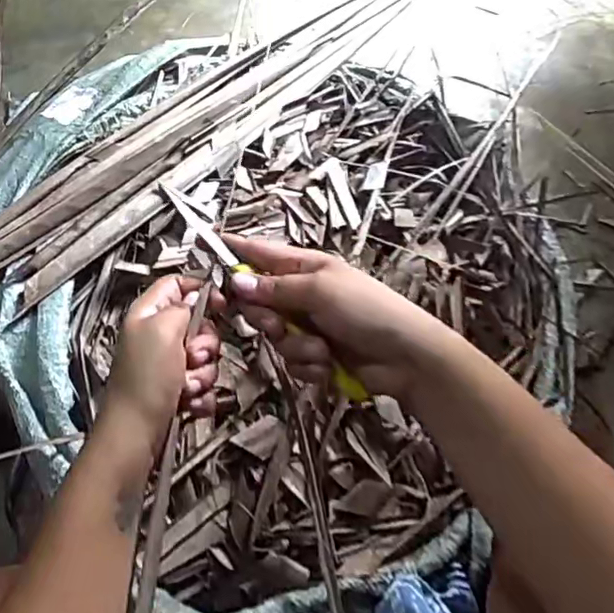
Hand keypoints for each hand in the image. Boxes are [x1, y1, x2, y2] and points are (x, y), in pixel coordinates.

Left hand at [103, 275, 221, 444]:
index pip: (177, 284)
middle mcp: (157, 334)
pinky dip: (200, 395)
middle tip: (192, 357)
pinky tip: (188, 403)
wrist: (137, 433)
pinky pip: (203, 384)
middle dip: (204, 344)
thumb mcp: (163, 330)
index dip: (201, 290)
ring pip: (205, 357)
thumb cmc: (147, 378)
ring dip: (202, 374)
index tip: (222, 305)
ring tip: (185, 386)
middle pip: (198, 324)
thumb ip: (182, 307)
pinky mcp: (177, 389)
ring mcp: (167, 363)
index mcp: (148, 313)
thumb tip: (196, 294)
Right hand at [221, 235, 460, 396]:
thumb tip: (235, 282)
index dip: (230, 251)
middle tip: (278, 324)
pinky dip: (307, 364)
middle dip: (266, 317)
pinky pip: (290, 358)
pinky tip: (328, 364)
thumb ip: (274, 288)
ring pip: (272, 334)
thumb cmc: (368, 310)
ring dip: (293, 346)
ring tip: (320, 349)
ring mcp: (307, 324)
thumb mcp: (319, 290)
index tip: (202, 247)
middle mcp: (299, 292)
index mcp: (302, 265)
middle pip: (257, 300)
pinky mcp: (315, 353)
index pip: (256, 253)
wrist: (411, 360)